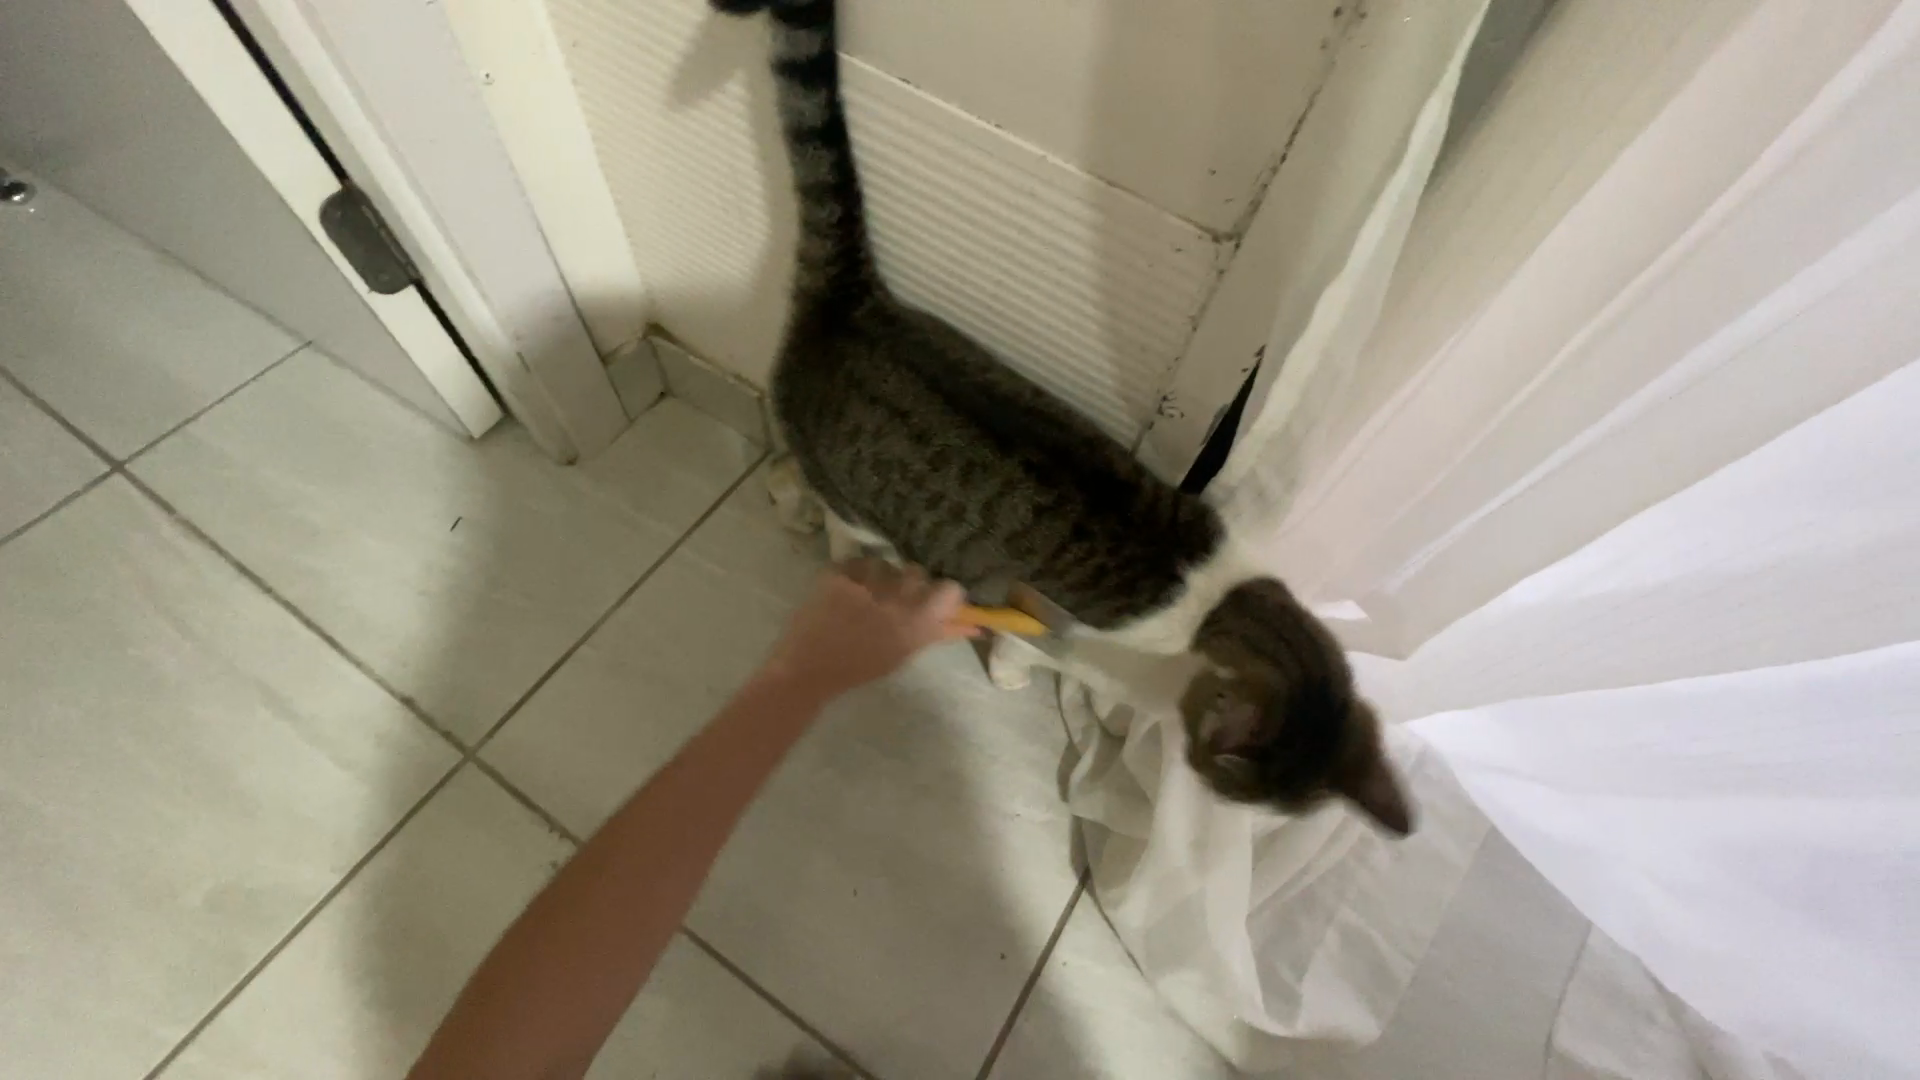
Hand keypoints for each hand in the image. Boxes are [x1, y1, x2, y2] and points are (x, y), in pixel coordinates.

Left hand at [760, 559, 973, 698]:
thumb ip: (938, 634)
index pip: (950, 589)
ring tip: (863, 594)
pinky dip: (852, 573)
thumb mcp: (903, 653)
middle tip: (890, 598)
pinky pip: (856, 561)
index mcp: (915, 624)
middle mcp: (895, 601)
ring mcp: (864, 585)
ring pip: (884, 563)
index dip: (943, 592)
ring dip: (878, 576)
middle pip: (916, 572)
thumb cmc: (859, 668)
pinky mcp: (837, 574)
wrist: (806, 670)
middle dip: (907, 582)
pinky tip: (844, 590)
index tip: (933, 599)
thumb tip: (974, 625)